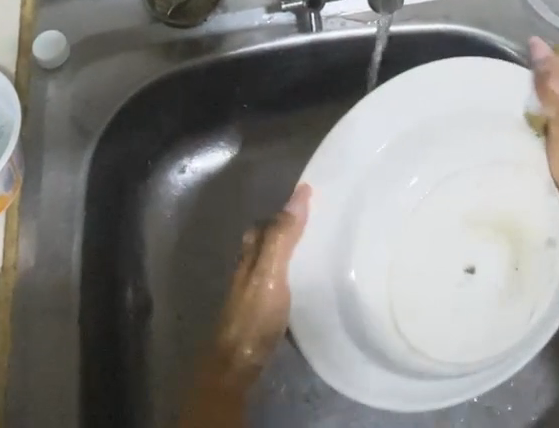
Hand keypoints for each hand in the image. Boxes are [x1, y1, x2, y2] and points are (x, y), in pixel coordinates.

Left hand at [207, 184, 310, 380]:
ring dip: (291, 255)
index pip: (267, 222)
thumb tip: (299, 193)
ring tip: (320, 254)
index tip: (312, 198)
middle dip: (288, 231)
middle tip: (319, 226)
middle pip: (267, 242)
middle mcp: (249, 269)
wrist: (237, 366)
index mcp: (251, 254)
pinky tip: (309, 288)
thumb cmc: (254, 316)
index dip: (286, 209)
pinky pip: (280, 285)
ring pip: (273, 264)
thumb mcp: (270, 272)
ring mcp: (253, 294)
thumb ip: (283, 236)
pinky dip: (294, 279)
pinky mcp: (261, 315)